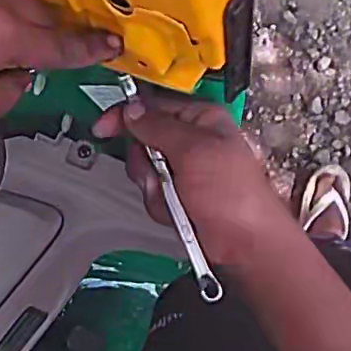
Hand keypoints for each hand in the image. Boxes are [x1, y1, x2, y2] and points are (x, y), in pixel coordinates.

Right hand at [92, 97, 297, 268]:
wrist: (245, 244)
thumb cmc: (235, 195)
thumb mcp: (193, 151)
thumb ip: (158, 127)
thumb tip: (132, 111)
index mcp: (201, 119)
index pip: (152, 106)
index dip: (125, 115)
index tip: (105, 127)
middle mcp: (193, 141)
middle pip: (143, 141)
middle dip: (146, 163)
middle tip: (160, 173)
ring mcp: (186, 170)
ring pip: (145, 171)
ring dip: (155, 188)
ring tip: (177, 196)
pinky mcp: (180, 194)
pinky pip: (152, 194)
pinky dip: (161, 205)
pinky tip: (180, 210)